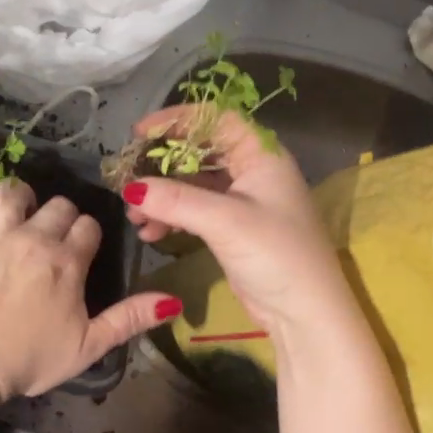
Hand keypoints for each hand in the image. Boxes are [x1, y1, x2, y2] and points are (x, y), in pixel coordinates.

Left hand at [0, 178, 178, 398]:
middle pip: (58, 204)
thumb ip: (129, 319)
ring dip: (20, 199)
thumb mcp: (88, 346)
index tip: (81, 250)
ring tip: (18, 215)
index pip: (89, 226)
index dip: (88, 235)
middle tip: (51, 238)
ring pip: (14, 191)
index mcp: (68, 261)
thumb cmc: (30, 357)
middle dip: (60, 216)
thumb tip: (173, 301)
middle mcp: (36, 238)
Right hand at [122, 107, 353, 334]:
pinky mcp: (233, 230)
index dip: (177, 120)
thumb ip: (176, 200)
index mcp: (262, 155)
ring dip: (162, 197)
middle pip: (199, 152)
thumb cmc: (275, 254)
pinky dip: (172, 218)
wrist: (304, 312)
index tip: (139, 133)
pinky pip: (194, 211)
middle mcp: (253, 171)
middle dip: (162, 166)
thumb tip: (130, 188)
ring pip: (193, 185)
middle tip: (128, 178)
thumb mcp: (224, 221)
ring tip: (135, 217)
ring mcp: (242, 202)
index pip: (215, 120)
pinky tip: (150, 232)